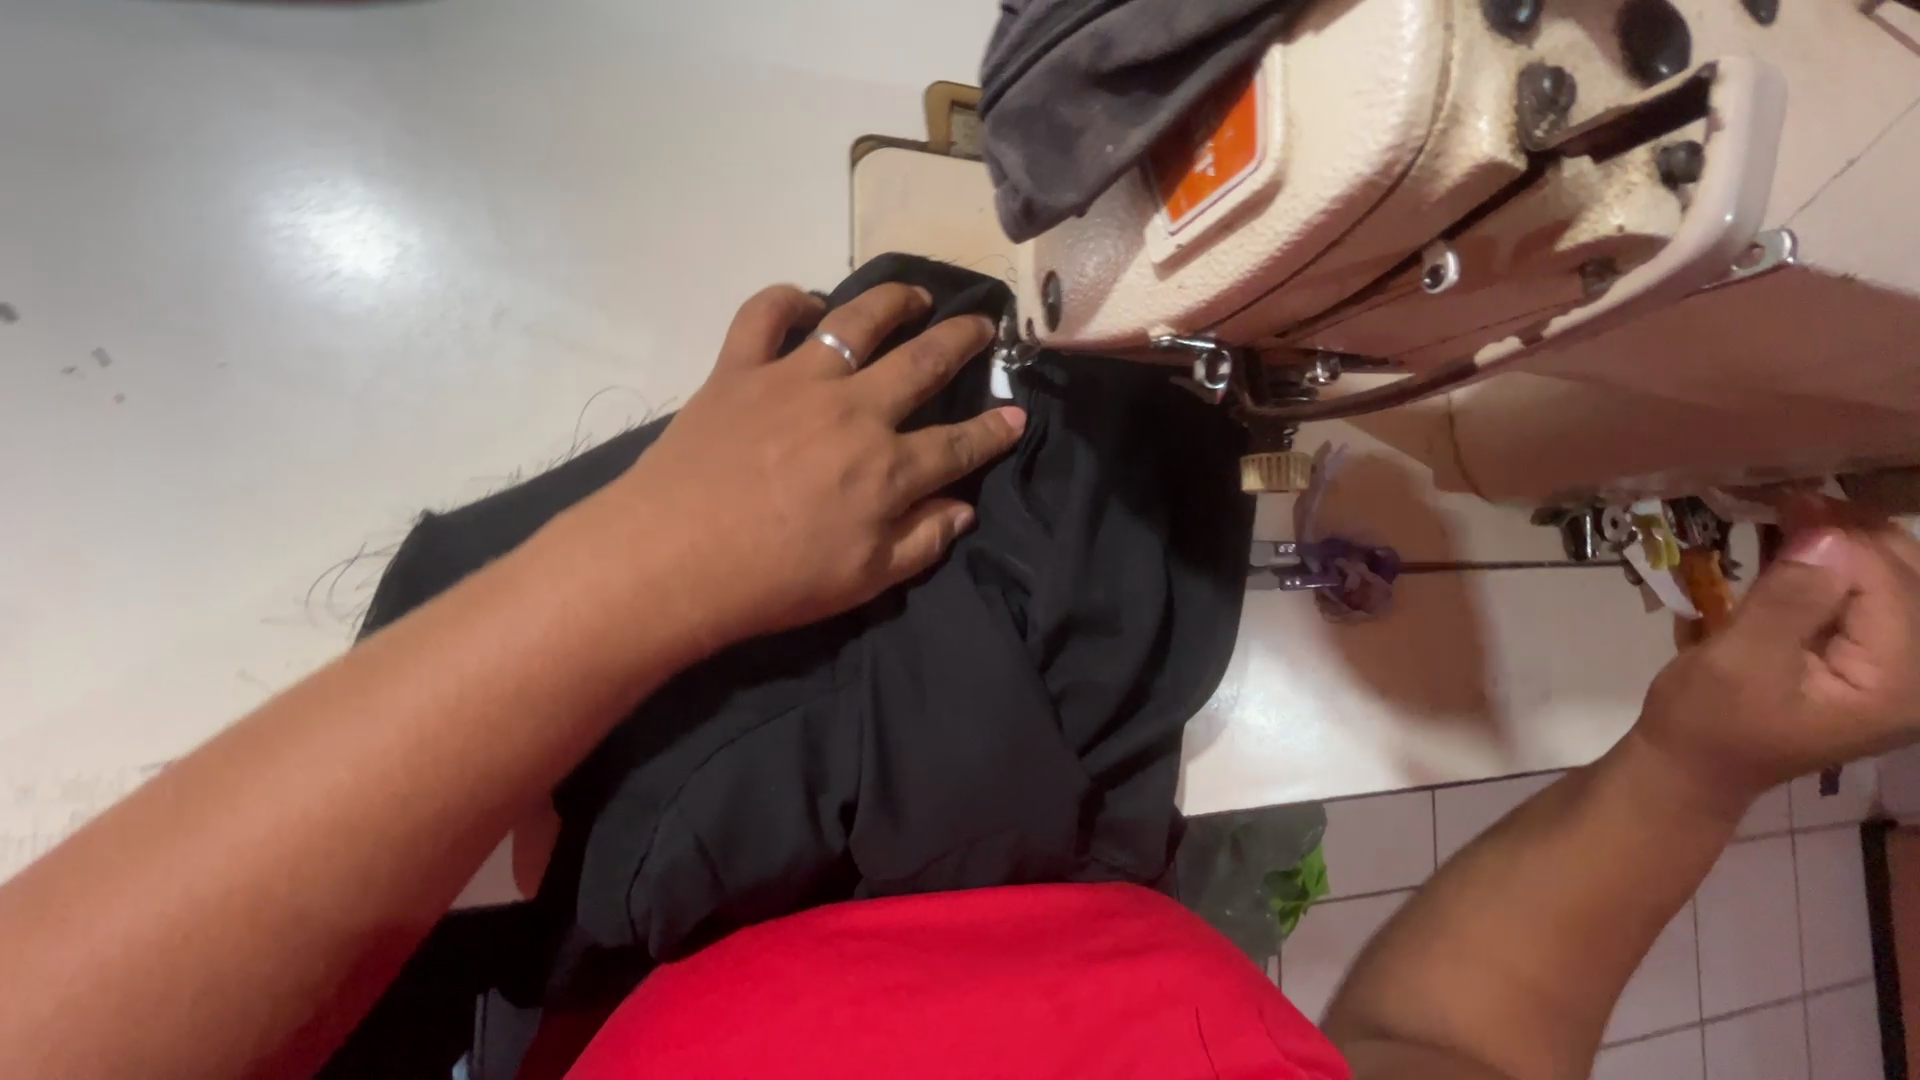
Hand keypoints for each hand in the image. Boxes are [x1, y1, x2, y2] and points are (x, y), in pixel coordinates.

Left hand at [577, 282, 1024, 653]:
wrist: (671, 562)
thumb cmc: (775, 582)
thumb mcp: (865, 581)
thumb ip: (923, 541)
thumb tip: (965, 509)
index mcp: (889, 468)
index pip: (960, 443)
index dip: (995, 429)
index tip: (1017, 415)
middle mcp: (854, 411)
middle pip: (923, 362)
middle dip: (962, 340)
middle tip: (981, 323)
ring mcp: (795, 381)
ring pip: (856, 321)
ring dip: (894, 301)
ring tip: (915, 294)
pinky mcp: (739, 370)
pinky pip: (764, 315)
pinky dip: (786, 300)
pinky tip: (804, 301)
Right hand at [1634, 503, 1919, 815]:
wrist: (1693, 766)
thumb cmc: (1705, 719)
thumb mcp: (1736, 662)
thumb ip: (1786, 602)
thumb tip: (1823, 535)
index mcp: (1898, 681)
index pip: (1887, 586)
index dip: (1841, 539)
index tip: (1789, 499)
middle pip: (1908, 581)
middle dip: (1856, 537)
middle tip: (1793, 502)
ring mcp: (1901, 673)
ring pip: (1897, 587)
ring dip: (1851, 550)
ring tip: (1799, 518)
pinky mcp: (1874, 667)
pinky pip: (1876, 606)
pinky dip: (1844, 574)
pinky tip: (1808, 556)